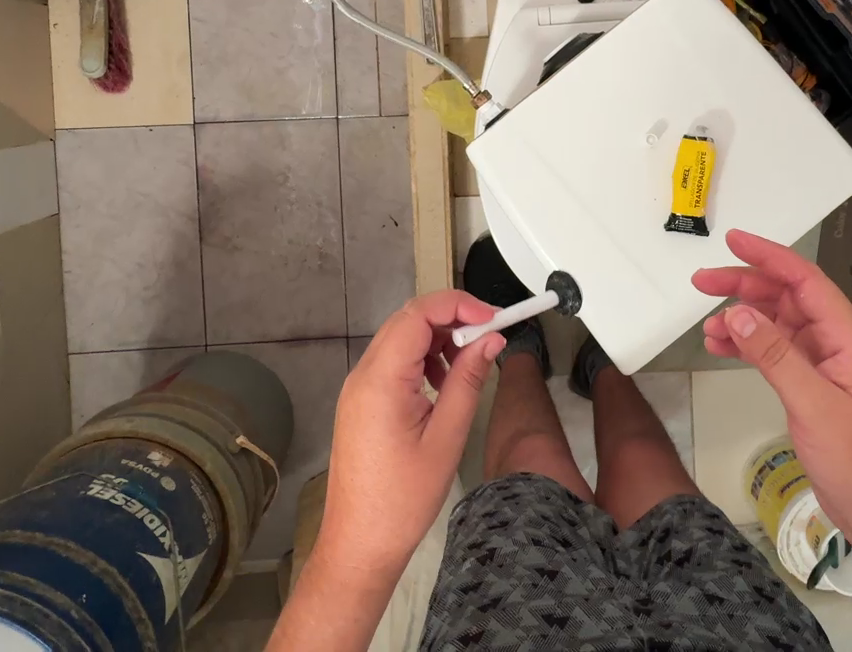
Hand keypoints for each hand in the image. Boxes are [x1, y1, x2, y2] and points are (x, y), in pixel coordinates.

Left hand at [315, 289, 504, 578]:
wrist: (358, 545)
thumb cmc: (404, 499)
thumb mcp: (446, 437)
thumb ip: (468, 380)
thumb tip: (492, 338)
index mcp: (381, 380)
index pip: (418, 315)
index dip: (457, 306)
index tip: (493, 318)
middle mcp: (363, 374)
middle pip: (408, 320)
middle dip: (452, 317)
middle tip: (489, 332)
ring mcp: (358, 387)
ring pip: (401, 338)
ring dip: (438, 338)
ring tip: (469, 362)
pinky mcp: (361, 400)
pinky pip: (394, 361)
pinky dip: (423, 358)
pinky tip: (444, 382)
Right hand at [692, 229, 851, 535]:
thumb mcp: (814, 405)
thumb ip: (775, 355)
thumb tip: (737, 312)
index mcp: (847, 339)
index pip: (806, 282)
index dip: (770, 256)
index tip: (733, 241)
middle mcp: (836, 344)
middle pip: (787, 299)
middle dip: (745, 286)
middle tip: (701, 283)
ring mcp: (824, 366)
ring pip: (777, 326)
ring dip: (742, 320)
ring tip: (707, 327)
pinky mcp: (812, 388)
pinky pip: (775, 353)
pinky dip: (748, 347)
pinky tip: (721, 348)